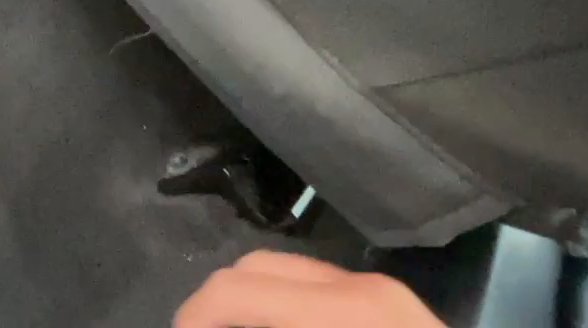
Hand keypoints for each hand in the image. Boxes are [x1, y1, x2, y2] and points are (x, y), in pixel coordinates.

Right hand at [175, 251, 442, 326]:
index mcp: (345, 311)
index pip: (235, 288)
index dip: (194, 316)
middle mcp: (360, 287)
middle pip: (252, 271)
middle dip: (216, 310)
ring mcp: (382, 295)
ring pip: (281, 277)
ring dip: (250, 311)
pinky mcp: (394, 310)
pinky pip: (314, 293)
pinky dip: (283, 316)